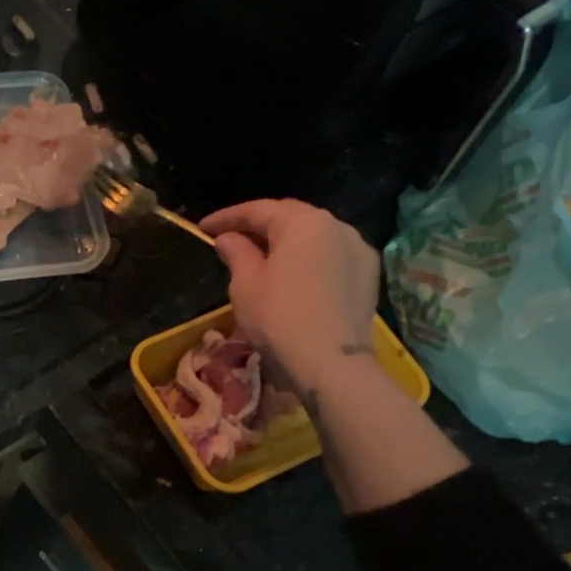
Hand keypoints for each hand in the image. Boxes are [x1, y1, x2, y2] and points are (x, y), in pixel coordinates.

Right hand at [198, 199, 380, 392]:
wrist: (329, 360)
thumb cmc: (277, 318)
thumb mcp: (245, 285)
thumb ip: (236, 253)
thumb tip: (228, 238)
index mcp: (302, 222)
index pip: (258, 210)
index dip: (227, 217)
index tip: (203, 228)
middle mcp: (335, 224)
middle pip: (291, 217)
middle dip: (260, 225)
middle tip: (233, 238)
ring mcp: (357, 247)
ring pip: (314, 236)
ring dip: (287, 242)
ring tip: (265, 258)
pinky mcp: (368, 273)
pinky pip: (332, 255)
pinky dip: (309, 259)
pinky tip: (297, 275)